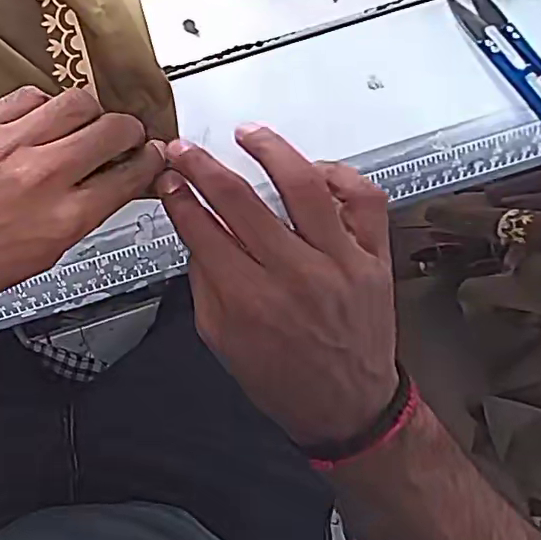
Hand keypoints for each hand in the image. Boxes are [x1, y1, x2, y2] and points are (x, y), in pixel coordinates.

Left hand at [0, 87, 165, 339]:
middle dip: (128, 132)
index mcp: (64, 218)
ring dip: (91, 113)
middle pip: (111, 130)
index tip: (149, 155)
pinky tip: (42, 121)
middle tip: (123, 136)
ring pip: (77, 102)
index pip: (128, 175)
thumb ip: (89, 210)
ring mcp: (8, 146)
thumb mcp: (51, 250)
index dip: (148, 161)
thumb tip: (117, 180)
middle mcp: (40, 176)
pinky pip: (30, 96)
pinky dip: (45, 107)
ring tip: (84, 124)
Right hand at [155, 125, 395, 448]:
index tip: (168, 178)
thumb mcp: (219, 337)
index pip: (201, 228)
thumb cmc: (281, 377)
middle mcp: (292, 275)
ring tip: (248, 133)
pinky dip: (338, 175)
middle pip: (238, 200)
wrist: (348, 406)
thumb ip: (204, 281)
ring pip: (302, 187)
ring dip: (269, 151)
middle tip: (185, 150)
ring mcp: (338, 263)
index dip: (178, 196)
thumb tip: (195, 229)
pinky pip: (363, 201)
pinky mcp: (372, 259)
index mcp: (247, 299)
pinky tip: (312, 168)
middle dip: (202, 166)